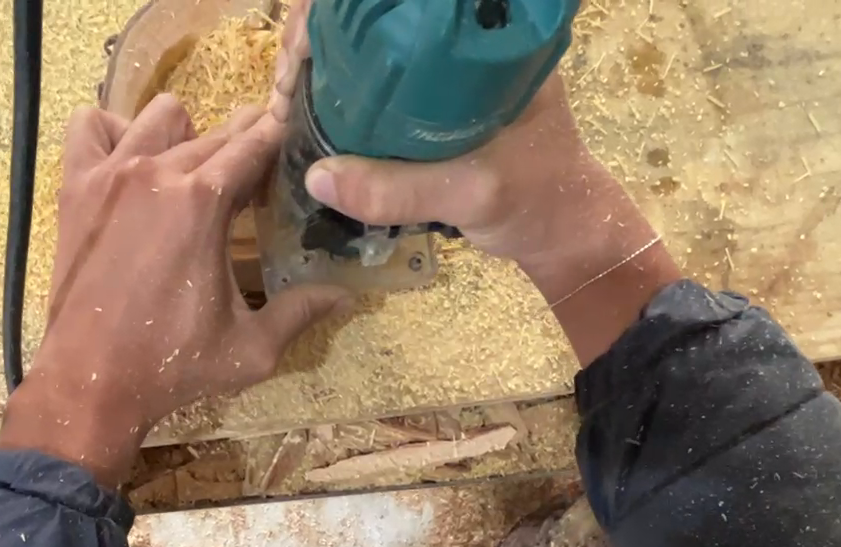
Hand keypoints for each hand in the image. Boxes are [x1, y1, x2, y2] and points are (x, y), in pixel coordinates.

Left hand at [0, 95, 350, 487]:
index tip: (289, 154)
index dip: (277, 144)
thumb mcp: (250, 349)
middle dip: (242, 145)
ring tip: (192, 175)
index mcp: (204, 204)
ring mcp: (111, 174)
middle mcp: (157, 172)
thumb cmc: (173, 368)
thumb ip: (299, 314)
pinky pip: (91, 125)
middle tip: (254, 176)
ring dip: (186, 136)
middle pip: (213, 133)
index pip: (253, 146)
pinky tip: (131, 163)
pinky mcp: (76, 188)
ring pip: (160, 117)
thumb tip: (346, 296)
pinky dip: (116, 132)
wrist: (93, 381)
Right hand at [269, 1, 677, 359]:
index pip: (393, 0)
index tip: (300, 57)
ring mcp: (436, 77)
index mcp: (476, 32)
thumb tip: (316, 178)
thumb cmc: (534, 198)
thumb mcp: (471, 192)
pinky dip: (336, 106)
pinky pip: (371, 98)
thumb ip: (400, 189)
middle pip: (366, 21)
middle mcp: (452, 42)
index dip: (331, 14)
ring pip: (363, 59)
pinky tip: (309, 123)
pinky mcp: (425, 111)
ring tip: (286, 110)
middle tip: (283, 95)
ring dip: (318, 76)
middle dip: (313, 45)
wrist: (557, 230)